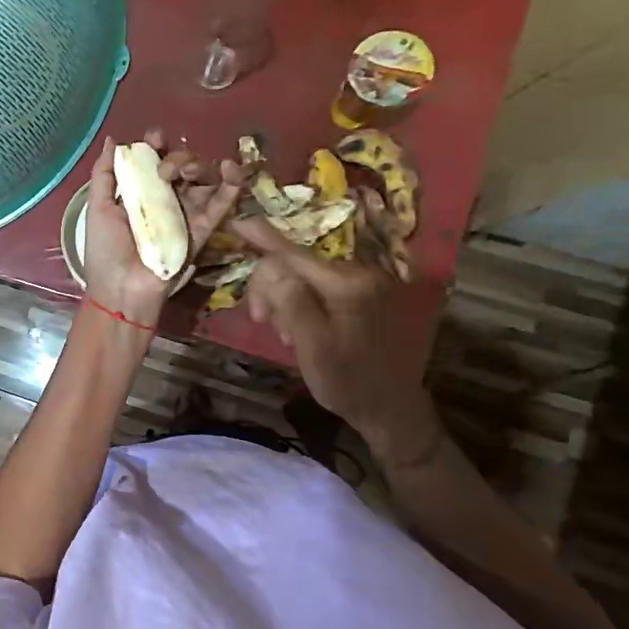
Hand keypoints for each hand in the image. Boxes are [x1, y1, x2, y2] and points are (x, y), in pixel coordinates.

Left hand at [83, 131, 245, 325]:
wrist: (121, 289)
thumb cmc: (105, 251)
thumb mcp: (98, 208)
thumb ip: (105, 174)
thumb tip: (113, 140)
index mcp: (140, 193)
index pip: (156, 160)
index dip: (158, 145)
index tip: (155, 139)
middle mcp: (165, 200)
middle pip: (183, 165)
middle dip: (178, 157)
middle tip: (164, 170)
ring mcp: (186, 214)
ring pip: (204, 179)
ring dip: (199, 166)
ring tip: (184, 173)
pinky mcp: (202, 230)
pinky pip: (223, 203)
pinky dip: (232, 184)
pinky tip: (230, 168)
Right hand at [228, 216, 436, 461]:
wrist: (390, 407)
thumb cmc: (347, 381)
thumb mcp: (312, 345)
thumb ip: (291, 302)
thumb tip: (269, 266)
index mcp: (347, 285)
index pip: (294, 255)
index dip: (264, 238)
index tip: (238, 221)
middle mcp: (359, 274)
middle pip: (296, 265)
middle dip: (270, 286)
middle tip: (258, 320)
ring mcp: (364, 284)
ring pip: (304, 277)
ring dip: (284, 300)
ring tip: (282, 333)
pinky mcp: (364, 296)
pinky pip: (319, 288)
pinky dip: (301, 304)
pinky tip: (297, 329)